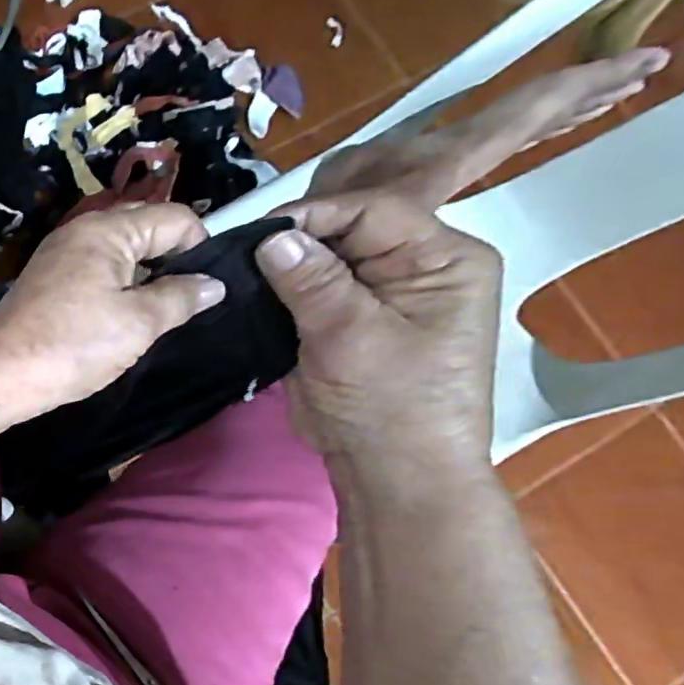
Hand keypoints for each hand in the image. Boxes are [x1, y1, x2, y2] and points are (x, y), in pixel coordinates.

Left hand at [0, 204, 225, 416]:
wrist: (0, 377)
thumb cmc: (73, 346)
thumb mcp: (138, 323)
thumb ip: (180, 298)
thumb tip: (213, 284)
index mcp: (107, 229)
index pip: (174, 217)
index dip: (200, 247)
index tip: (207, 287)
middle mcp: (81, 231)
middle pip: (144, 230)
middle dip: (171, 260)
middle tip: (184, 303)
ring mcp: (59, 256)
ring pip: (118, 255)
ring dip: (143, 278)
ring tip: (155, 317)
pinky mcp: (46, 282)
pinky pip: (94, 273)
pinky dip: (115, 289)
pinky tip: (119, 320)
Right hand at [253, 190, 501, 472]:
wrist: (390, 472)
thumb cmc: (389, 404)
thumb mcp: (351, 336)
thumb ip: (313, 282)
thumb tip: (271, 236)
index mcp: (443, 259)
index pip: (374, 212)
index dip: (316, 215)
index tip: (257, 229)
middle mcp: (417, 269)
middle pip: (350, 234)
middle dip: (297, 241)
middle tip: (241, 250)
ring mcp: (382, 299)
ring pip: (328, 265)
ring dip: (285, 269)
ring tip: (240, 270)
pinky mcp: (350, 326)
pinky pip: (315, 296)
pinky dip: (284, 295)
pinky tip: (254, 294)